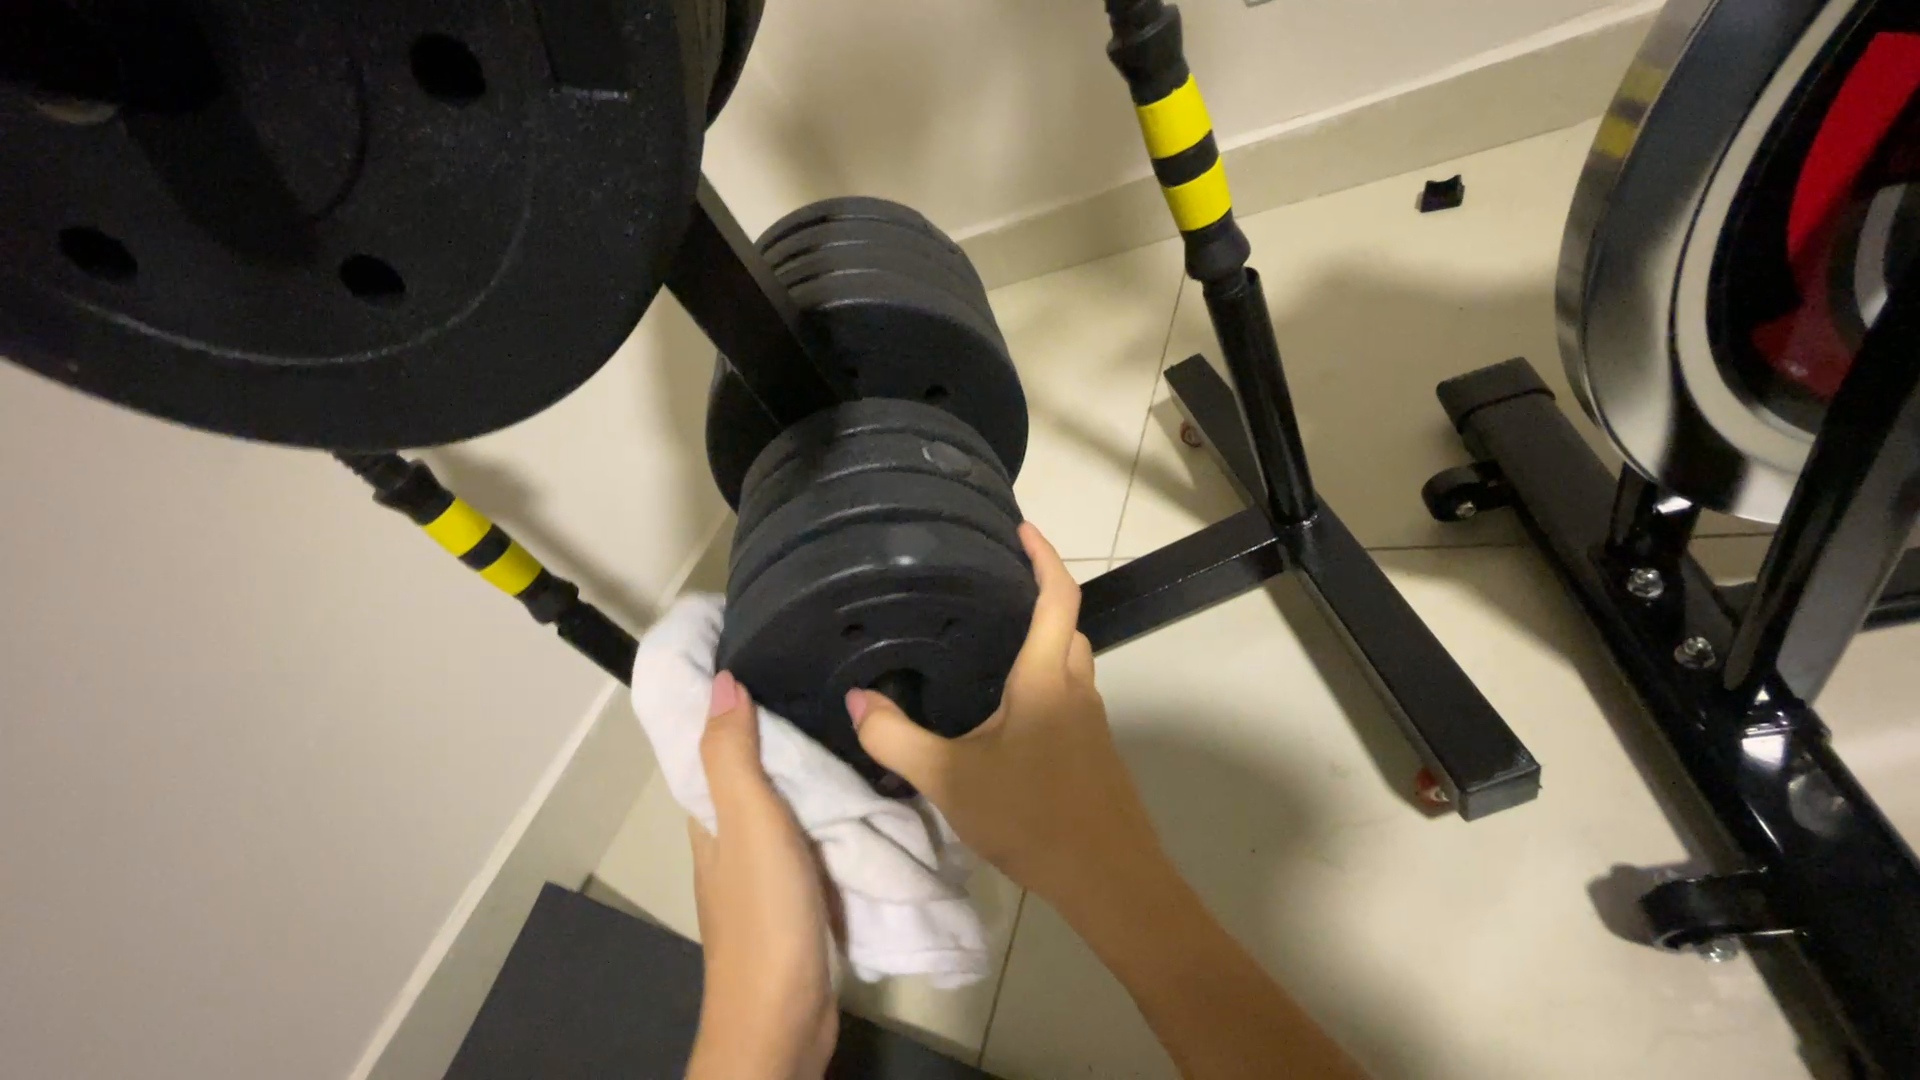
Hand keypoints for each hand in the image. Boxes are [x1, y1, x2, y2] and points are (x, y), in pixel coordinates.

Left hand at [685, 672, 837, 1079]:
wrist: (784, 1018)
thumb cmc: (763, 915)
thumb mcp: (747, 825)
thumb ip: (733, 756)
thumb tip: (722, 680)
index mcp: (710, 811)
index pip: (709, 737)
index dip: (723, 692)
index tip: (756, 644)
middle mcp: (733, 829)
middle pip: (750, 759)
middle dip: (774, 715)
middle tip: (820, 663)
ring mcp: (768, 857)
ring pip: (785, 789)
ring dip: (806, 753)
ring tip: (847, 704)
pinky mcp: (801, 880)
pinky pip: (813, 820)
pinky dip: (829, 792)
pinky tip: (861, 772)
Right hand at [845, 524, 1165, 907]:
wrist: (1108, 878)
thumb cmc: (1031, 817)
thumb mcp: (948, 779)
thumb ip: (894, 739)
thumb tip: (855, 700)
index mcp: (1047, 677)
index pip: (1057, 597)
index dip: (1044, 556)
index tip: (1022, 528)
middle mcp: (1075, 688)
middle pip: (1067, 626)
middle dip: (1041, 597)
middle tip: (994, 589)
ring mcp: (1091, 721)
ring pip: (1070, 662)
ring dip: (1044, 642)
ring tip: (993, 645)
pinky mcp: (1094, 750)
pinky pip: (1070, 695)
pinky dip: (1045, 681)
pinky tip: (1009, 713)